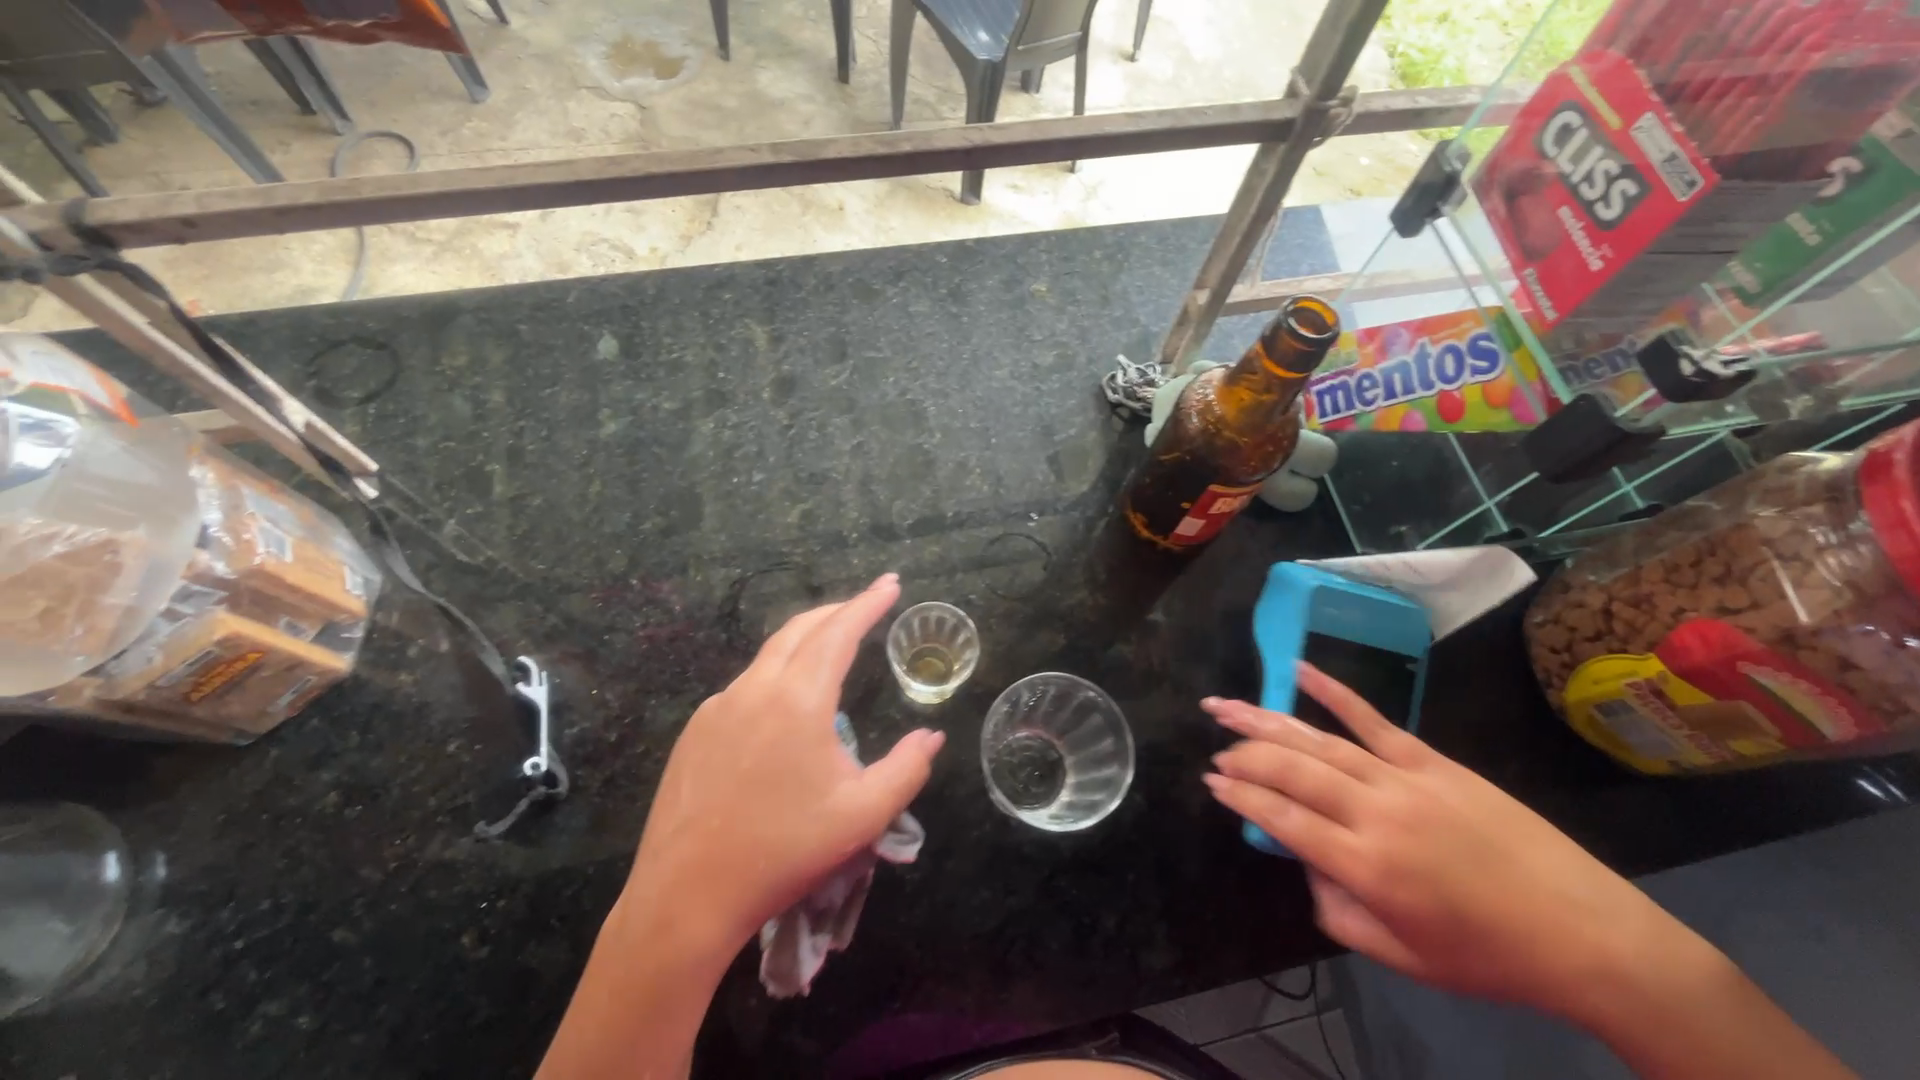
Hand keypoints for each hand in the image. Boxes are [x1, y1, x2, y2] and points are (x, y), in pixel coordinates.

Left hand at [622, 573, 945, 949]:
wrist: (688, 895)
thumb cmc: (785, 851)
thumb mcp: (863, 815)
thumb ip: (907, 768)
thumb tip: (931, 736)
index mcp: (798, 700)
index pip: (838, 632)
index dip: (868, 604)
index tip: (891, 584)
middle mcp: (754, 690)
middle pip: (799, 631)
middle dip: (836, 612)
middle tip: (866, 606)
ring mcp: (717, 709)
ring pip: (768, 658)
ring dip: (804, 643)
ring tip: (831, 651)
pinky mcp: (694, 732)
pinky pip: (744, 689)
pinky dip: (775, 678)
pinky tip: (784, 709)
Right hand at [1201, 662, 1705, 1021]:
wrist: (1587, 934)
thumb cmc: (1486, 957)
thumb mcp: (1399, 956)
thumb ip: (1335, 909)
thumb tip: (1305, 860)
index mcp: (1365, 867)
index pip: (1281, 817)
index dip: (1239, 797)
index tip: (1211, 783)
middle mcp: (1376, 813)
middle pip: (1291, 770)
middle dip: (1243, 755)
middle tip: (1213, 747)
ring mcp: (1407, 780)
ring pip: (1321, 741)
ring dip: (1267, 720)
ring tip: (1227, 706)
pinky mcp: (1436, 762)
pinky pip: (1375, 720)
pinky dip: (1334, 692)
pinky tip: (1299, 670)